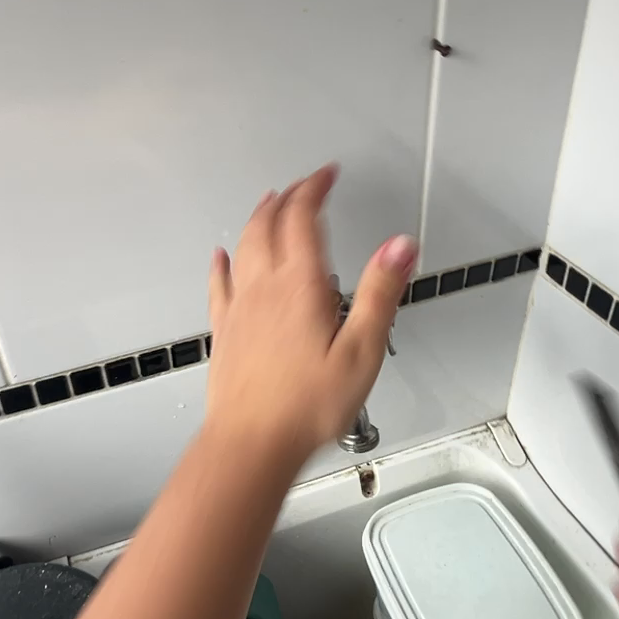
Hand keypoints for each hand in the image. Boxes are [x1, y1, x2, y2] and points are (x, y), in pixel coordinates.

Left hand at [203, 164, 416, 463]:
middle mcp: (264, 290)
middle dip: (288, 197)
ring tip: (268, 203)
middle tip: (304, 185)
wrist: (252, 443)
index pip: (303, 218)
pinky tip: (219, 256)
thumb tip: (399, 246)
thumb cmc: (306, 406)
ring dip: (257, 218)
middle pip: (269, 225)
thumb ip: (380, 293)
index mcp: (300, 287)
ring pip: (243, 247)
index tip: (326, 175)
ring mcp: (240, 309)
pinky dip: (222, 263)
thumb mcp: (362, 351)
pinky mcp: (225, 331)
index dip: (314, 189)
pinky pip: (219, 284)